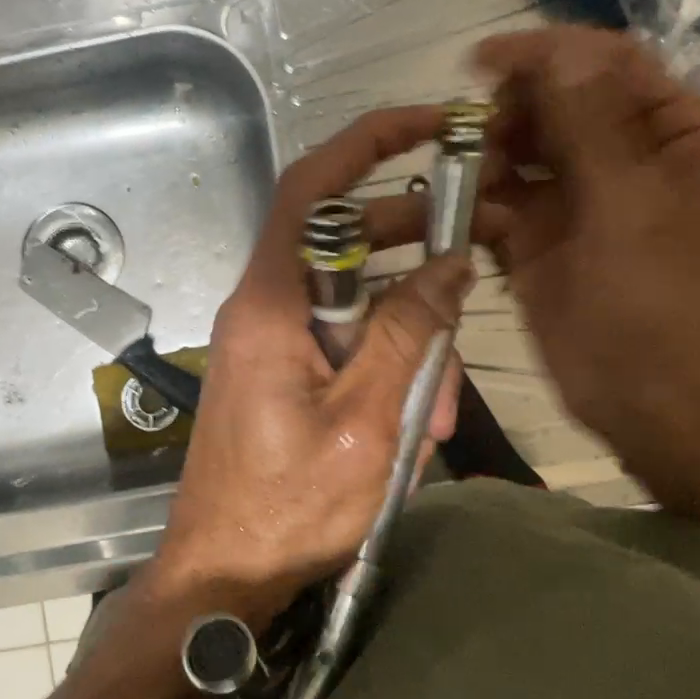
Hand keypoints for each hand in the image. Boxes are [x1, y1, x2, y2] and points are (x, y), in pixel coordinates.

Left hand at [139, 107, 476, 627]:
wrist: (223, 575)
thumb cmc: (289, 508)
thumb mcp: (366, 421)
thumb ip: (410, 335)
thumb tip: (453, 263)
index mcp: (269, 306)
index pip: (311, 189)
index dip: (368, 142)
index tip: (430, 123)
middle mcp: (262, 310)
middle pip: (344, 245)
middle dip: (414, 260)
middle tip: (476, 267)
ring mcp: (270, 345)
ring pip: (354, 305)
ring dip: (406, 341)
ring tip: (438, 407)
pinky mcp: (281, 377)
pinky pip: (342, 348)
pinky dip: (383, 373)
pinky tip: (413, 424)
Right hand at [473, 27, 699, 462]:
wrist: (645, 397)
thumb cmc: (657, 299)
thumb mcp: (631, 202)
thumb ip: (590, 123)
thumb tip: (558, 50)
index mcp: (675, 135)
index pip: (609, 65)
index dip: (549, 54)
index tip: (482, 60)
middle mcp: (627, 158)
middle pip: (559, 104)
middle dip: (512, 111)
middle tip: (470, 132)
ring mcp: (579, 201)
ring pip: (522, 151)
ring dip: (488, 154)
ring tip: (462, 172)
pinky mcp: (538, 240)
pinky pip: (501, 201)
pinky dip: (477, 199)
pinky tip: (458, 207)